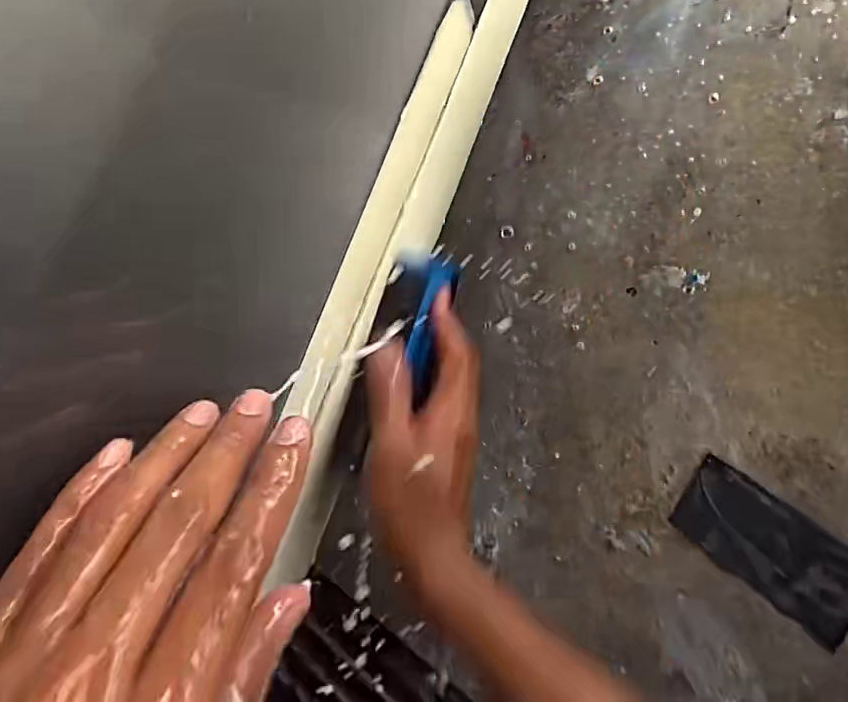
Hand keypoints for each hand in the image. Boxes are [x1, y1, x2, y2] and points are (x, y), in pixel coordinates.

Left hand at [0, 390, 312, 701]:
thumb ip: (239, 686)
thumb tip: (284, 601)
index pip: (231, 570)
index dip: (268, 492)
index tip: (290, 440)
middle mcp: (96, 666)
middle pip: (176, 529)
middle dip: (225, 455)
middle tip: (252, 405)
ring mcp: (30, 648)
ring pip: (112, 520)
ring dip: (163, 455)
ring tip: (200, 413)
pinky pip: (40, 546)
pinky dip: (81, 492)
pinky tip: (114, 451)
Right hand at [363, 288, 480, 590]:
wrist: (433, 556)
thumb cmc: (410, 506)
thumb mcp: (390, 443)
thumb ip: (389, 391)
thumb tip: (387, 347)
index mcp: (451, 409)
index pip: (457, 351)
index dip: (446, 317)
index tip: (436, 290)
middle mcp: (461, 415)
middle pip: (459, 359)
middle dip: (442, 326)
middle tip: (421, 302)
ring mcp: (457, 429)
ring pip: (452, 375)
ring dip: (434, 347)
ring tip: (410, 329)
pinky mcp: (448, 441)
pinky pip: (443, 391)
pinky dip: (429, 371)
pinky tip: (407, 375)